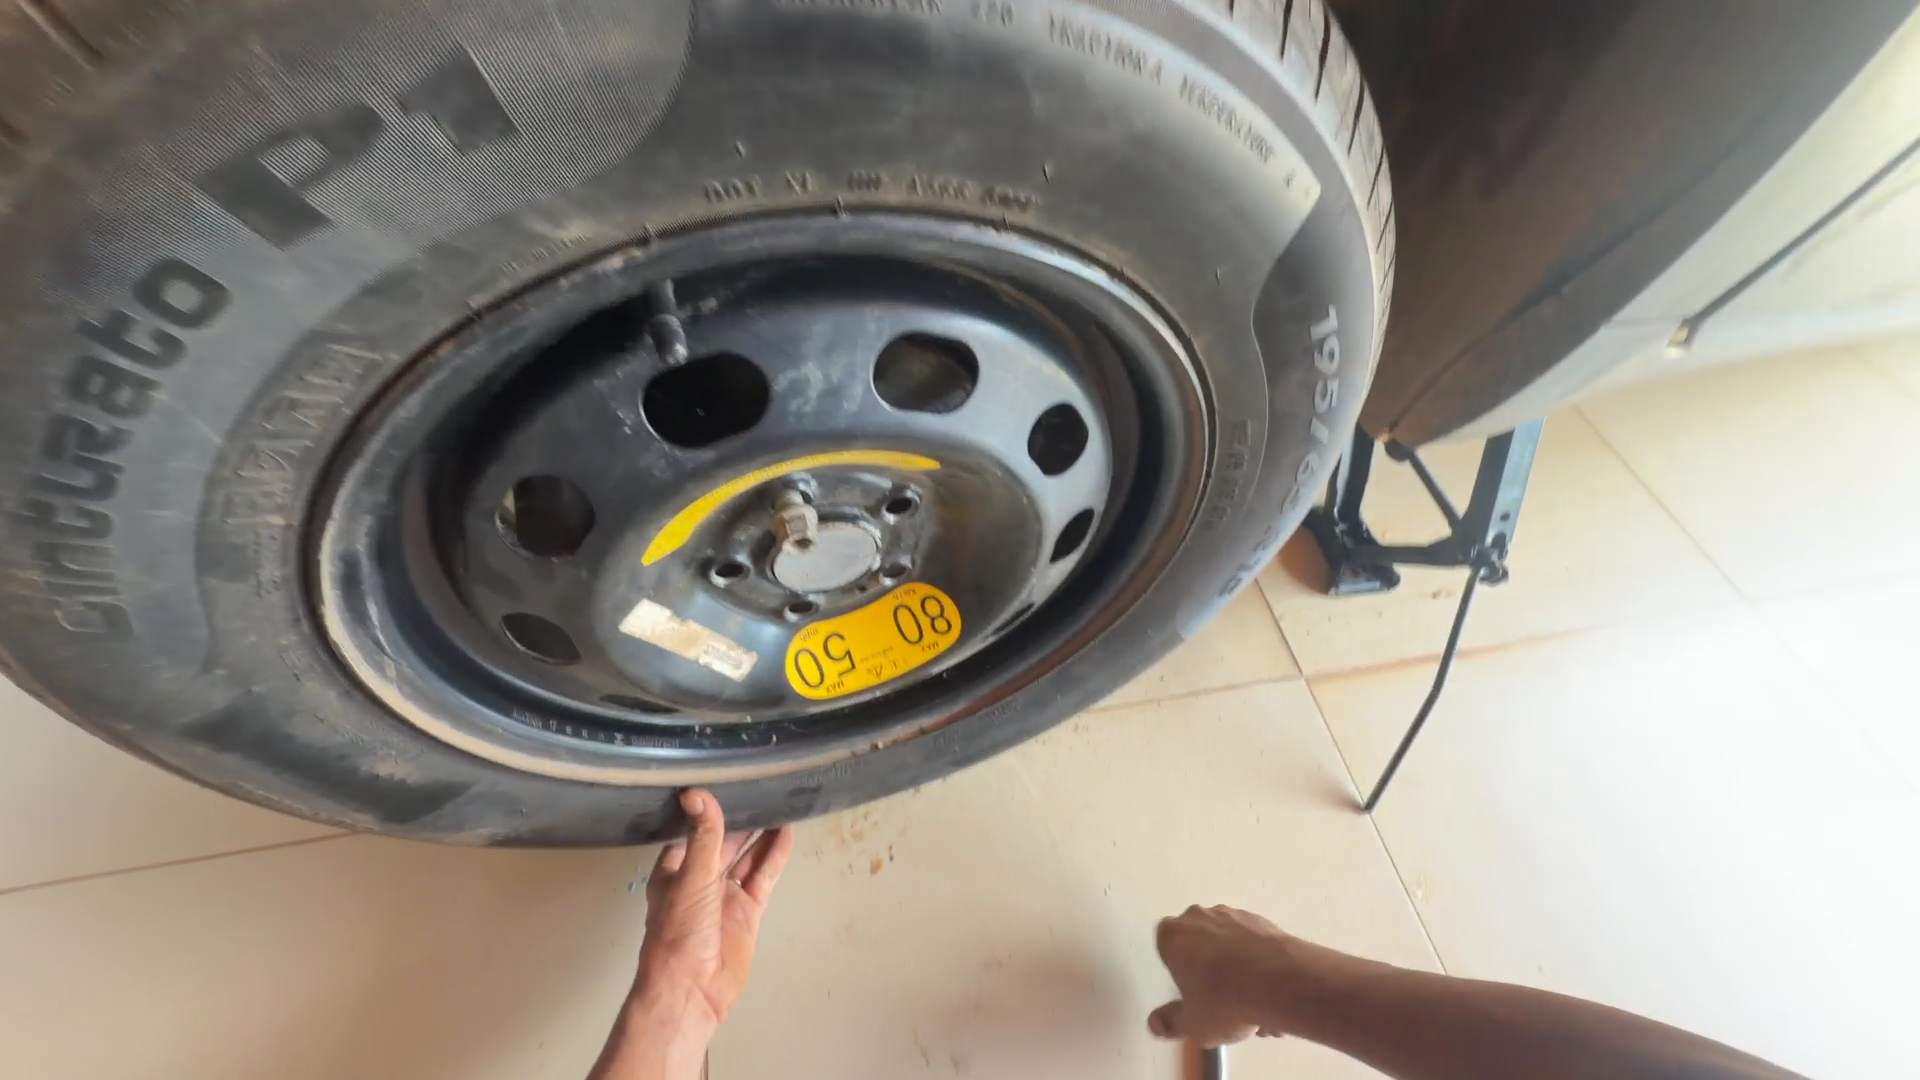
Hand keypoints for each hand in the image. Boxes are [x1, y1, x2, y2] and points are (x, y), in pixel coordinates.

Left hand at [631, 790, 795, 1043]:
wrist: (692, 992)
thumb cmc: (679, 934)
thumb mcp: (692, 878)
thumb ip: (703, 835)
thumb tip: (695, 792)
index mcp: (674, 871)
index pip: (692, 831)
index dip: (707, 809)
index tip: (723, 781)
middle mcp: (699, 880)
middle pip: (723, 842)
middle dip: (739, 818)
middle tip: (759, 787)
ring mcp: (725, 896)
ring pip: (746, 857)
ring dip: (761, 833)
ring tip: (778, 802)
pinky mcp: (747, 910)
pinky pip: (763, 876)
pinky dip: (774, 855)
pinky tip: (786, 832)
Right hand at [1148, 904, 1300, 1047]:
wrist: (1277, 981)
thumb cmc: (1225, 1000)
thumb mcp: (1193, 1024)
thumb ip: (1170, 1022)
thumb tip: (1156, 1023)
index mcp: (1172, 936)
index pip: (1167, 950)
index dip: (1181, 974)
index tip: (1195, 993)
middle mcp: (1196, 916)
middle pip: (1199, 946)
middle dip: (1211, 972)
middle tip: (1224, 1004)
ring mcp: (1229, 914)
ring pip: (1227, 945)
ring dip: (1236, 969)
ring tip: (1253, 1004)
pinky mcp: (1257, 919)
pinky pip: (1250, 942)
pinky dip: (1256, 960)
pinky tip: (1268, 989)